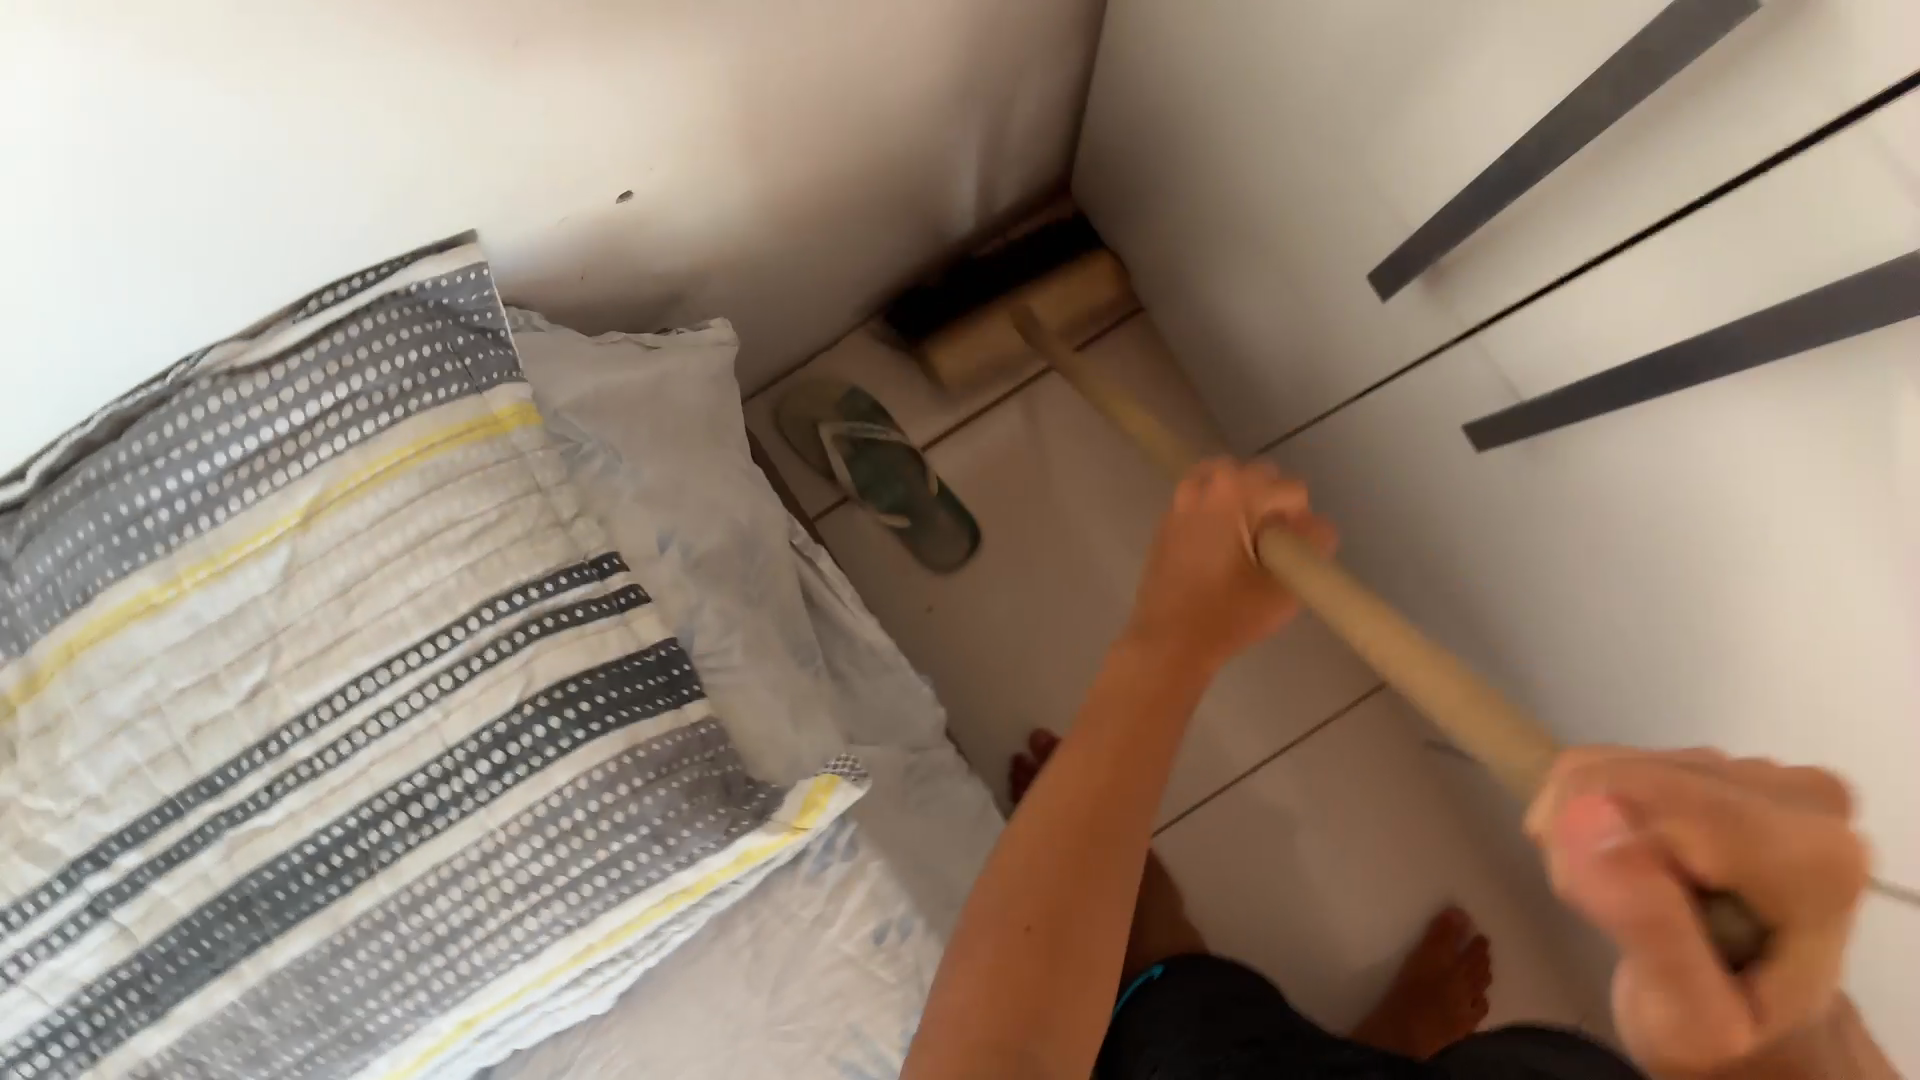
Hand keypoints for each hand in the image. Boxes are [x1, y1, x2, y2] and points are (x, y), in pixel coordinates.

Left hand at [1122, 459, 1335, 672]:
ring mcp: (1177, 504)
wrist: (1168, 640)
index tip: (1288, 551)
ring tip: (1247, 542)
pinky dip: (1215, 512)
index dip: (1300, 520)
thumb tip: (1316, 526)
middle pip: (1255, 475)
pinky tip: (1219, 551)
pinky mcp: (1165, 525)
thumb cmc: (1229, 614)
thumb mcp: (1287, 584)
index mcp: (1233, 493)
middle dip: (1271, 502)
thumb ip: (1314, 543)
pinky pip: (1199, 501)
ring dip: (1242, 501)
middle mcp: (1202, 487)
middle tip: (1271, 544)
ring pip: (1222, 482)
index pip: (1292, 488)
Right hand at [1526, 748, 1871, 1078]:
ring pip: (1597, 766)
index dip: (1589, 852)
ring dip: (1576, 827)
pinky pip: (1596, 760)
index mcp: (1810, 854)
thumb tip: (1589, 818)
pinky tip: (1622, 855)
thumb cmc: (1728, 1029)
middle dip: (1580, 840)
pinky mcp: (1717, 760)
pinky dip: (1581, 809)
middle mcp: (1801, 796)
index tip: (1612, 916)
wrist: (1759, 1011)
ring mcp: (1759, 771)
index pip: (1631, 795)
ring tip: (1621, 888)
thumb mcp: (1688, 1016)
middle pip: (1614, 777)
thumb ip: (1647, 924)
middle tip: (1611, 909)